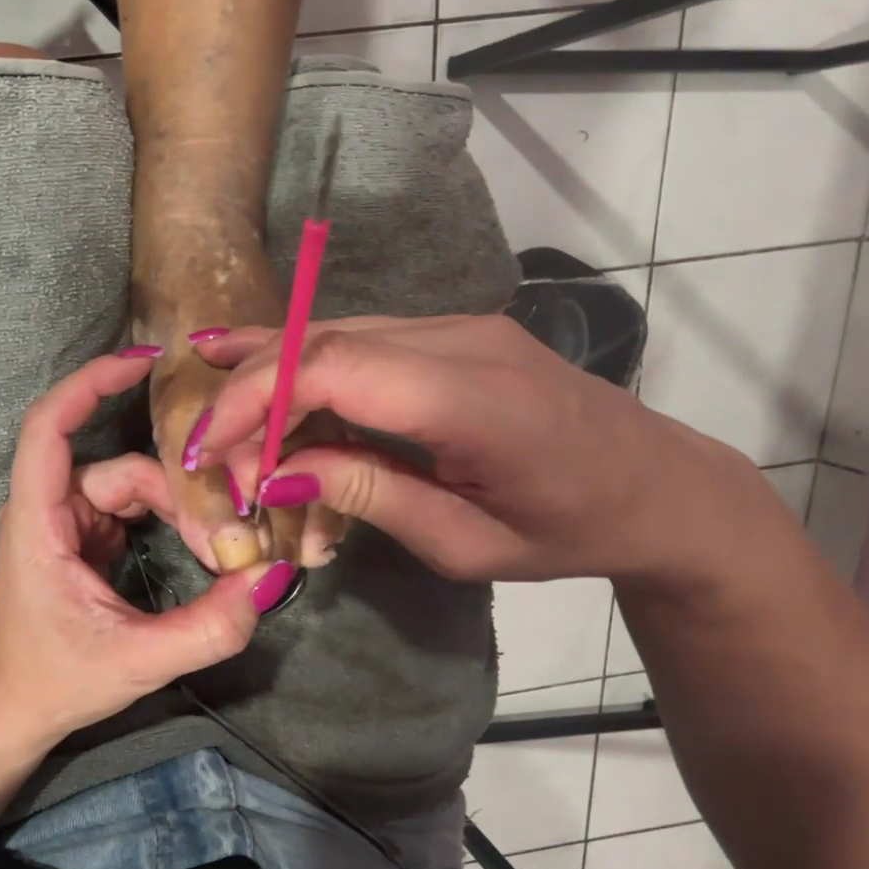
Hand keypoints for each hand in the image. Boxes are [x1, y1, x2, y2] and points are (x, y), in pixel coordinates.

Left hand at [0, 351, 294, 748]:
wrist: (16, 708)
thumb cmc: (56, 681)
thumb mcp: (137, 661)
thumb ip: (207, 627)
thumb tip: (270, 579)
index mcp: (36, 522)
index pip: (47, 427)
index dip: (89, 384)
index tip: (143, 362)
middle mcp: (46, 509)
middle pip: (114, 466)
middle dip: (174, 489)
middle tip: (227, 535)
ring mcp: (65, 520)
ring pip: (128, 485)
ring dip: (176, 507)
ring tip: (219, 548)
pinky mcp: (82, 536)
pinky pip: (130, 507)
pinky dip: (166, 518)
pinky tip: (202, 543)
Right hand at [191, 315, 789, 587]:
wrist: (661, 487)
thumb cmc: (568, 530)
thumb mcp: (463, 542)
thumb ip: (366, 494)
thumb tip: (272, 474)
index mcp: (475, 399)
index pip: (334, 367)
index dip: (255, 398)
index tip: (208, 449)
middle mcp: (461, 340)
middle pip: (322, 339)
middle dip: (248, 391)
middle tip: (207, 451)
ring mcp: (457, 326)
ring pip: (331, 331)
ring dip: (266, 373)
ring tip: (210, 408)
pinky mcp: (448, 331)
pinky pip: (356, 338)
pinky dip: (299, 360)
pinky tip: (248, 358)